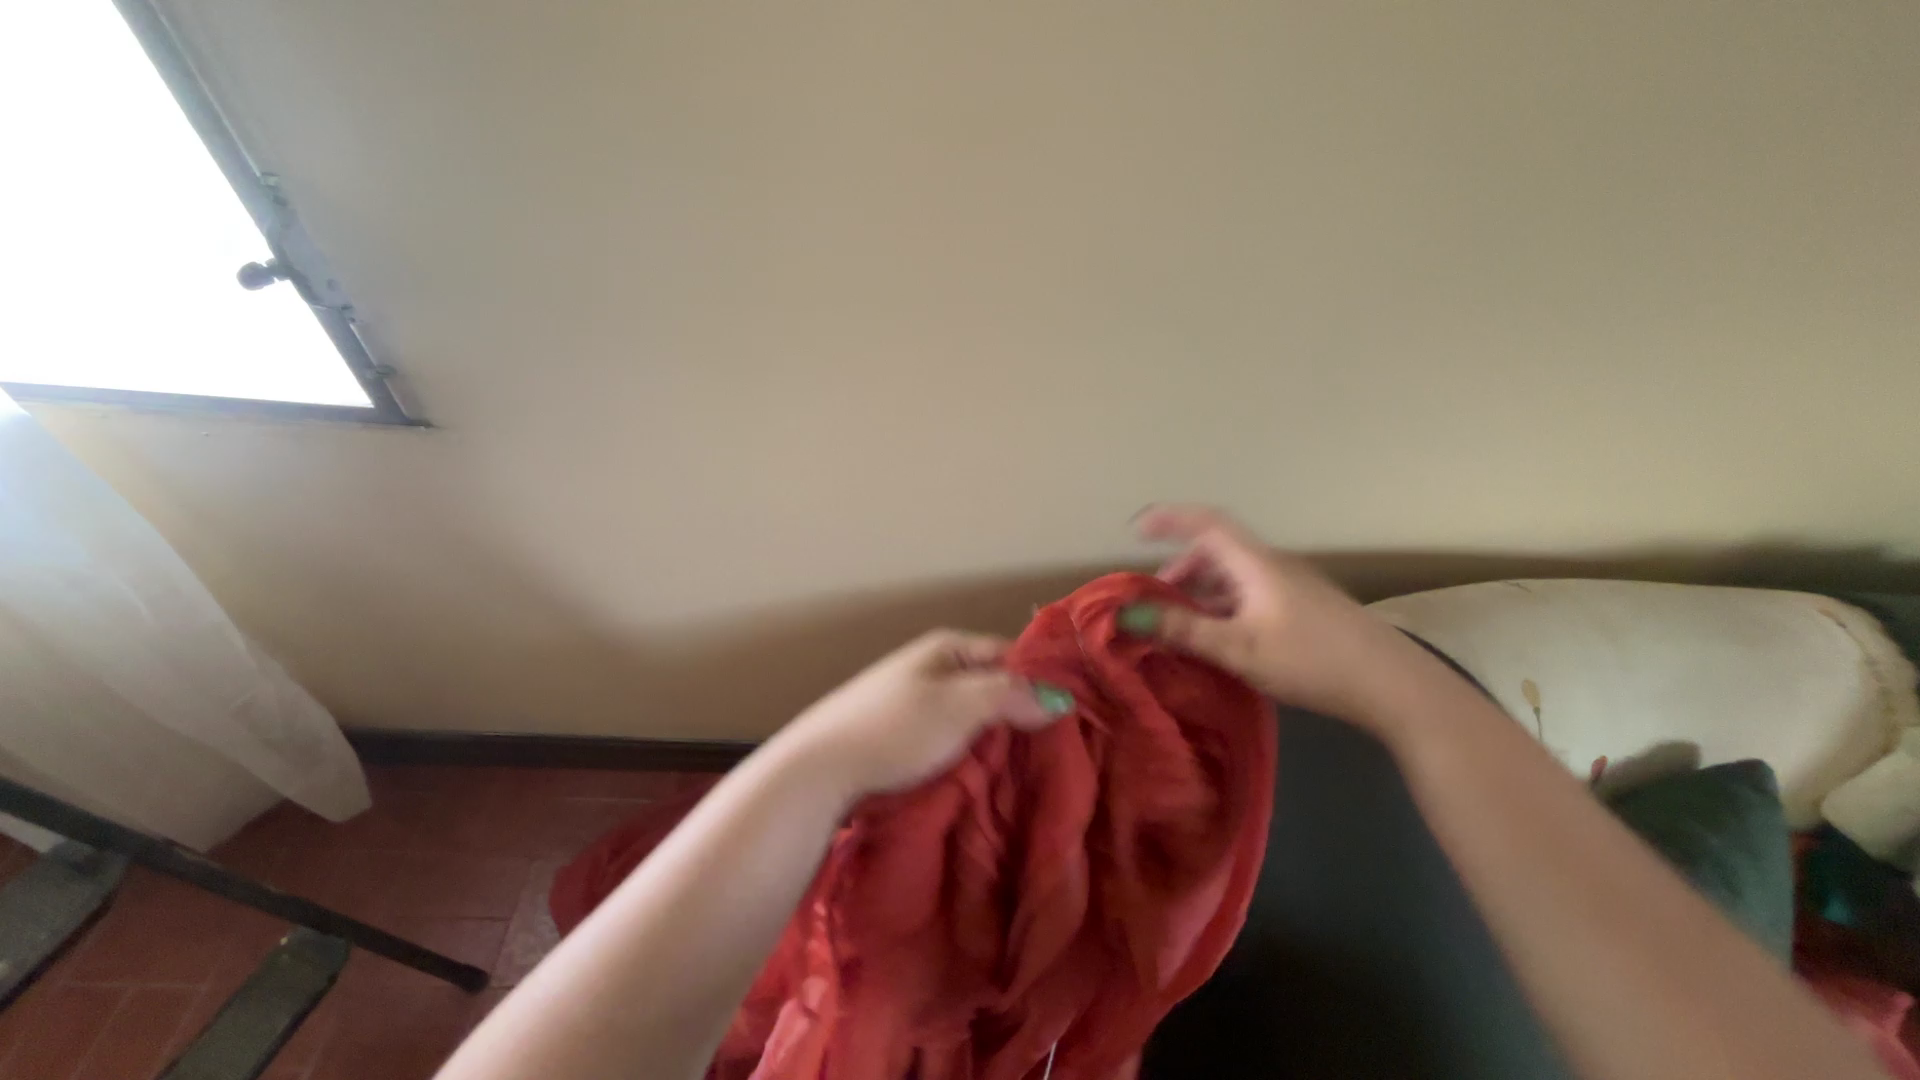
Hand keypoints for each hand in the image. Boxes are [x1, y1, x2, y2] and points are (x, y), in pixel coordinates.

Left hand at [773, 630, 1068, 797]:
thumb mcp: (962, 706)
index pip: (1009, 654)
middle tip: (1053, 749)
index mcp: (946, 648)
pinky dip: (966, 753)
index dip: (1039, 681)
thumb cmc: (895, 728)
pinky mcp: (899, 734)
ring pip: (970, 716)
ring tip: (1023, 768)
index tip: (1069, 716)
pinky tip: (980, 776)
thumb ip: (1012, 696)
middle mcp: (931, 667)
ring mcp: (912, 701)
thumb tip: (1059, 698)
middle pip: (990, 686)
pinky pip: (948, 738)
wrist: (821, 768)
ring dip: (992, 738)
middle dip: (1018, 714)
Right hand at [1125, 504, 1406, 720]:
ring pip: (1233, 577)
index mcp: (1255, 563)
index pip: (1206, 523)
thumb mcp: (1238, 648)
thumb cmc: (1309, 658)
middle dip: (1179, 571)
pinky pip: (1249, 595)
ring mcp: (1292, 586)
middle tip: (1155, 603)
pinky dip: (1222, 608)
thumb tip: (1129, 615)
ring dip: (1201, 594)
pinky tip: (1219, 640)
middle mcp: (1273, 565)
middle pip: (1216, 552)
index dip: (1169, 519)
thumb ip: (1183, 630)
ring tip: (1181, 628)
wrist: (1390, 683)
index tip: (1135, 530)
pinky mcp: (1304, 609)